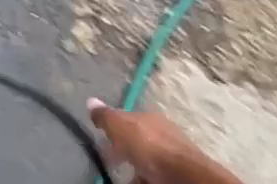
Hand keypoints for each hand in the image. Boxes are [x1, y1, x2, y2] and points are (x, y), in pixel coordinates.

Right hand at [87, 99, 242, 183]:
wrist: (186, 177)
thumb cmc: (149, 146)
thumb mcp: (119, 126)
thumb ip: (105, 116)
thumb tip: (90, 101)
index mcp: (150, 117)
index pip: (128, 118)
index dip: (115, 128)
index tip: (104, 140)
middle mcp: (163, 132)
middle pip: (139, 140)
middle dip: (127, 149)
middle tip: (113, 160)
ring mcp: (174, 154)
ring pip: (149, 160)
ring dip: (136, 168)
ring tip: (124, 177)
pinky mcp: (179, 173)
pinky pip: (158, 174)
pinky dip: (146, 178)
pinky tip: (140, 182)